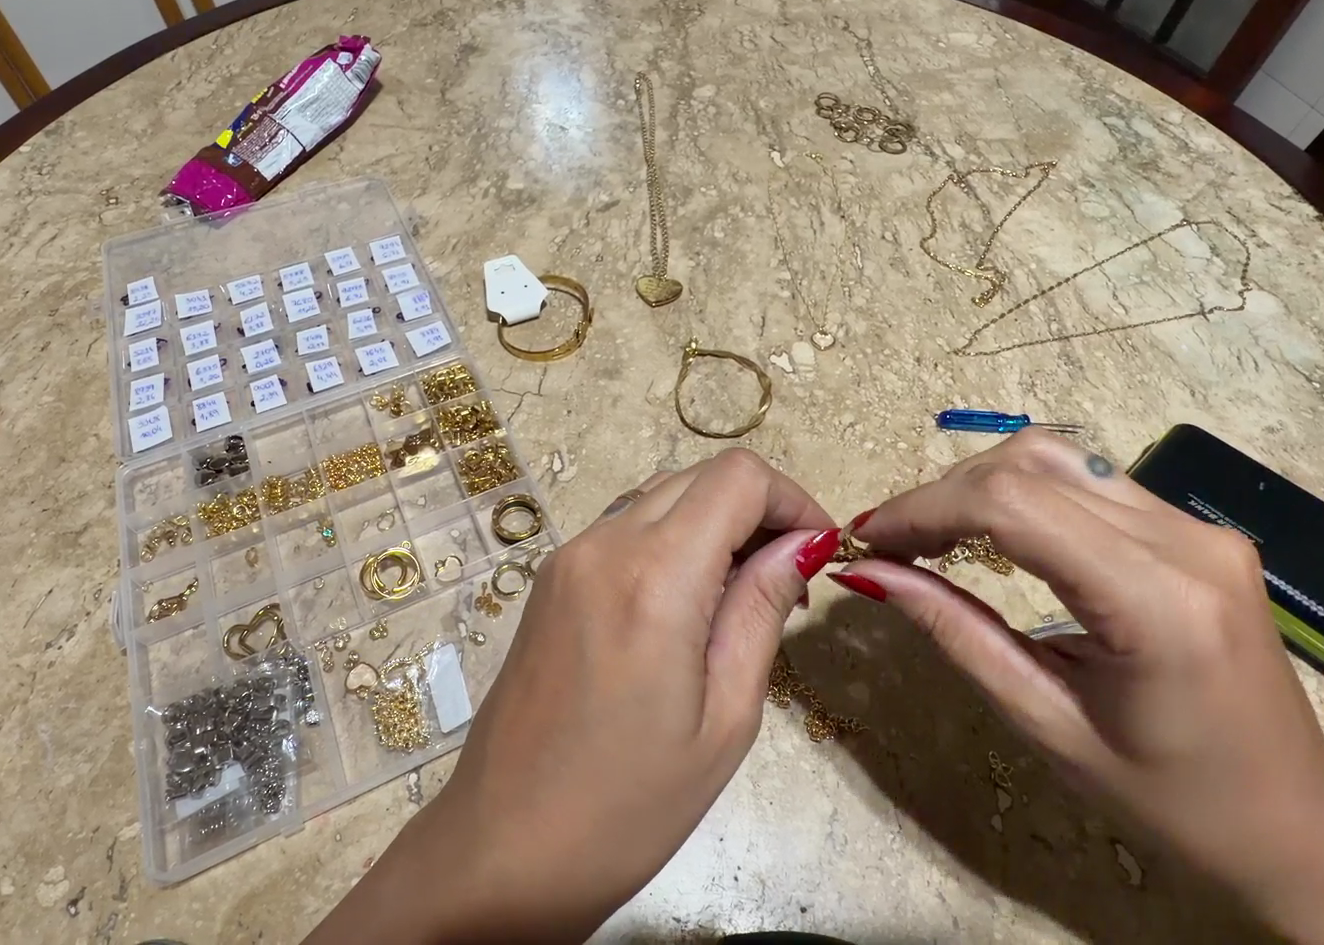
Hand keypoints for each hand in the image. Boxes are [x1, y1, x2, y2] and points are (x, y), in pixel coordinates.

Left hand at [307, 449, 838, 944]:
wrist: (503, 847)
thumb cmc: (629, 806)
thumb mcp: (725, 717)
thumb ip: (762, 609)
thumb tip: (803, 544)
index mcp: (653, 576)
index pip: (737, 477)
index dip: (792, 499)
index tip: (819, 551)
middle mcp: (602, 545)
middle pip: (698, 477)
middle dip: (756, 509)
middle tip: (788, 579)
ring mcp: (567, 558)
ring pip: (659, 496)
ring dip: (712, 522)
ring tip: (741, 595)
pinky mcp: (549, 580)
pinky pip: (624, 529)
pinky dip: (669, 540)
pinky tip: (686, 602)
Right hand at [830, 429, 1323, 944]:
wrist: (1296, 826)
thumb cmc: (1167, 799)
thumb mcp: (1043, 721)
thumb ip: (954, 630)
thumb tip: (868, 572)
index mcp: (1157, 601)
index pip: (1013, 503)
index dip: (924, 508)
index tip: (868, 539)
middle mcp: (1187, 541)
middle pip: (1030, 465)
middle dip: (941, 495)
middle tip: (890, 543)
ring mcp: (1199, 527)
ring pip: (1057, 458)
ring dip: (977, 486)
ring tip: (930, 535)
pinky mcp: (1196, 529)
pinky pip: (1087, 480)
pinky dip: (1018, 493)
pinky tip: (988, 532)